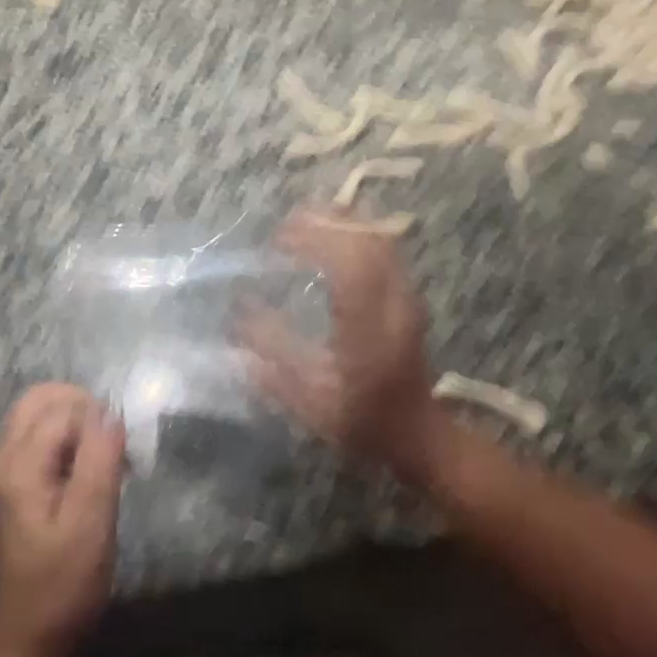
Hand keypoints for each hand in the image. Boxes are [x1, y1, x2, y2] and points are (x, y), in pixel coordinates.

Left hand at [0, 383, 125, 656]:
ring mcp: (6, 470)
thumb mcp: (92, 522)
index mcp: (19, 464)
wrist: (32, 632)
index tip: (124, 454)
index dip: (98, 420)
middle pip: (40, 399)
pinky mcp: (15, 484)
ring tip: (106, 458)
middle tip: (113, 443)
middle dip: (82, 408)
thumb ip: (100, 461)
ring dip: (76, 422)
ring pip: (39, 416)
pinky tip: (90, 472)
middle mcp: (5, 457)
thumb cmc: (66, 580)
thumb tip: (111, 413)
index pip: (62, 409)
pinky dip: (67, 439)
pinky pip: (39, 438)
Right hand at [236, 205, 454, 479]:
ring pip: (380, 239)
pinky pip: (384, 248)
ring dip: (342, 224)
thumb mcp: (308, 399)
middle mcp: (394, 304)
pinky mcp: (408, 295)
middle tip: (287, 223)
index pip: (350, 267)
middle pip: (368, 241)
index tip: (278, 240)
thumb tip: (239, 313)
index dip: (314, 241)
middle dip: (326, 222)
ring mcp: (407, 296)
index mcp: (370, 330)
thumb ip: (273, 355)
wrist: (417, 434)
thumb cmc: (360, 421)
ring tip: (305, 222)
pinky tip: (331, 239)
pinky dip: (356, 235)